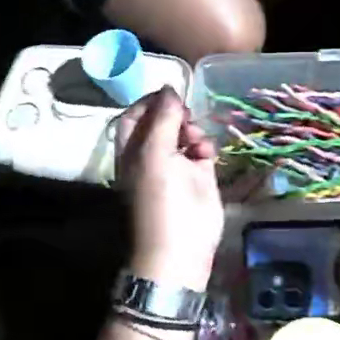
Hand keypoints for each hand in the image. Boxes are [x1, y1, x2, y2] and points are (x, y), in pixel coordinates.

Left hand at [113, 86, 221, 289]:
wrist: (181, 250)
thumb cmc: (161, 201)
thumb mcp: (155, 155)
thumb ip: (162, 119)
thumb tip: (169, 89)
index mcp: (131, 151)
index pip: (135, 116)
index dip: (149, 102)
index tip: (169, 95)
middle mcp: (151, 156)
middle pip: (162, 122)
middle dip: (175, 114)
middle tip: (186, 117)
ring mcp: (176, 167)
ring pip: (184, 134)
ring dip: (192, 130)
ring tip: (197, 140)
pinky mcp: (199, 178)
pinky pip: (202, 151)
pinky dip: (205, 146)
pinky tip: (207, 153)